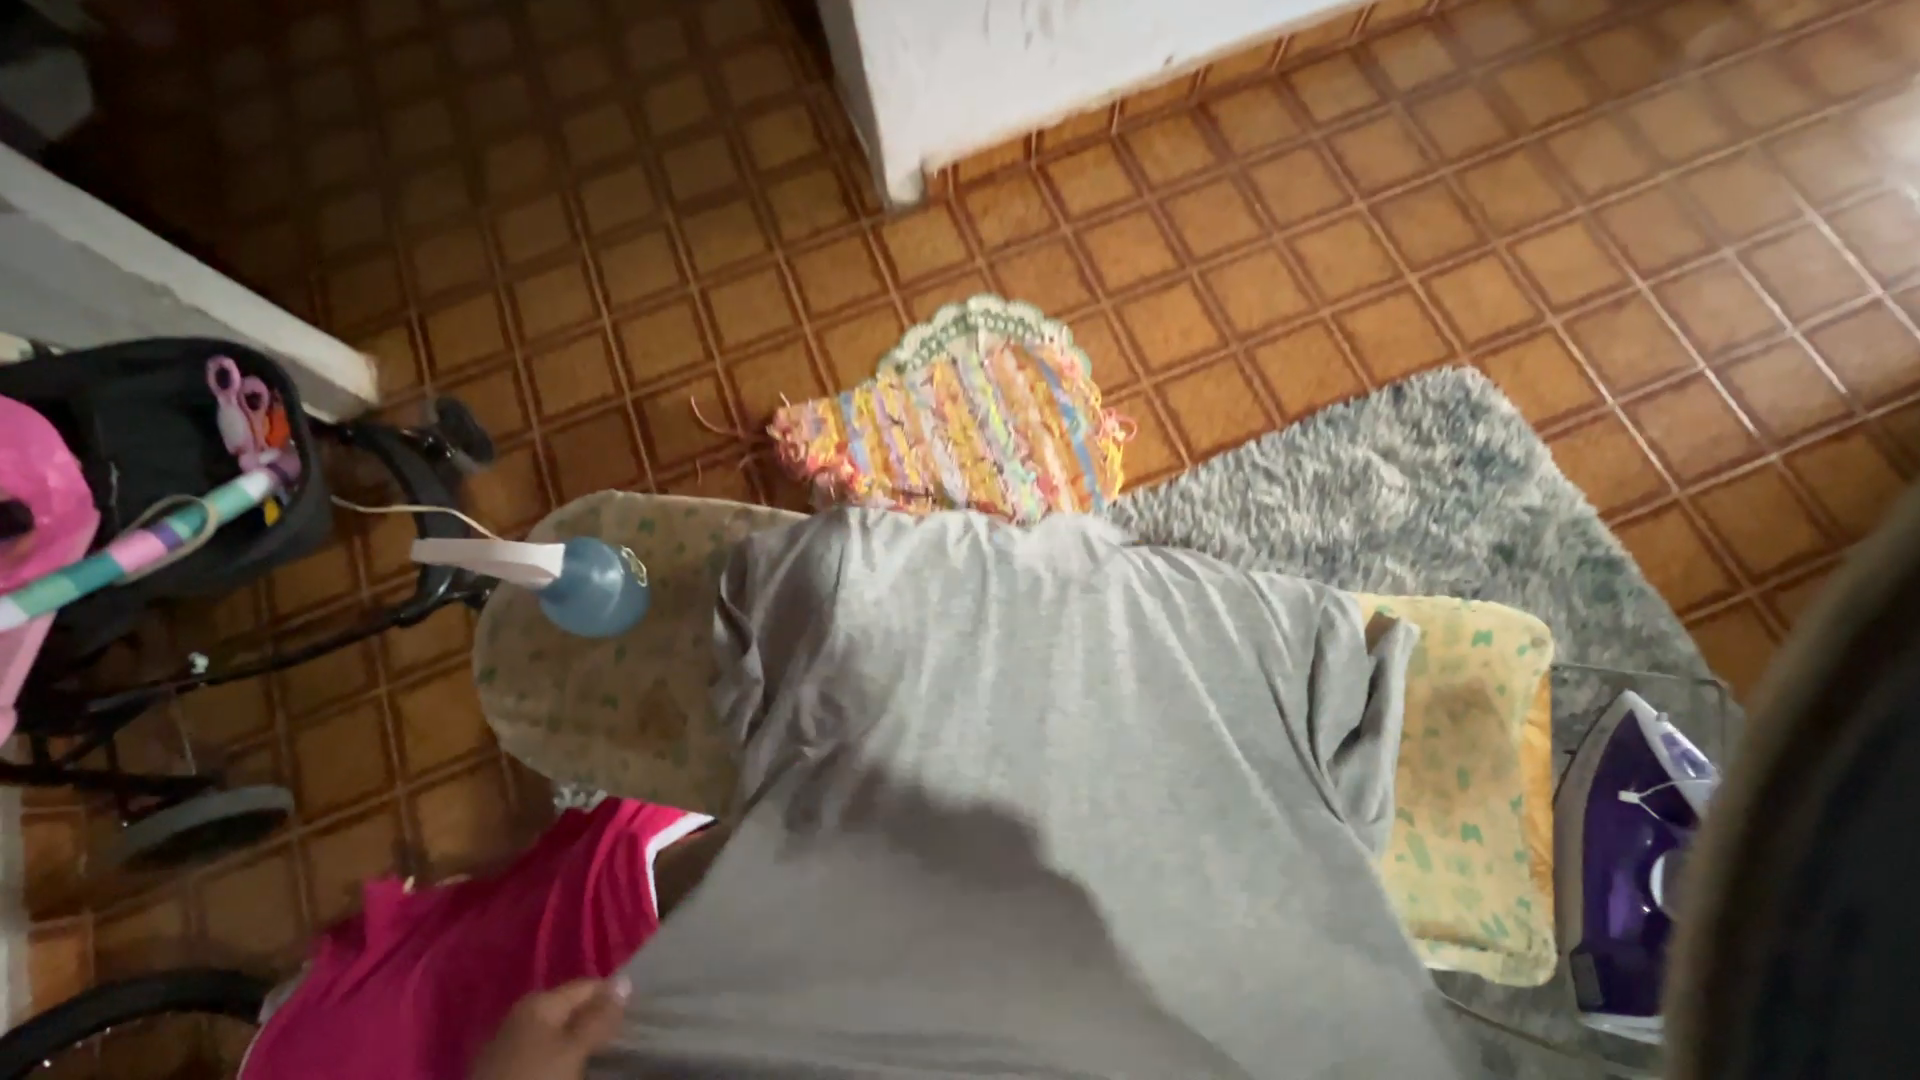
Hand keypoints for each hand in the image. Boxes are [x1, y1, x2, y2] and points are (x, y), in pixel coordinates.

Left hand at [470, 976, 629, 1079]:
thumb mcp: (574, 1050)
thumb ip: (599, 1016)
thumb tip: (624, 980)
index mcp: (538, 1001)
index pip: (586, 986)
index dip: (610, 999)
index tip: (629, 1019)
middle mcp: (520, 1012)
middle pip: (568, 1008)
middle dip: (591, 1020)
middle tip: (614, 1040)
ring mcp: (504, 1041)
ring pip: (552, 1031)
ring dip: (572, 1040)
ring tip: (592, 1058)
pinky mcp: (497, 1067)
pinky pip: (536, 1050)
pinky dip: (553, 1056)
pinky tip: (561, 1070)